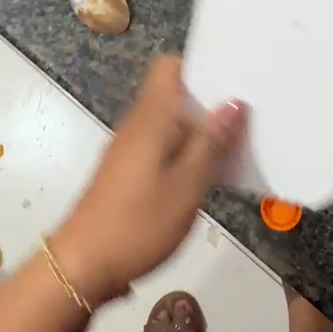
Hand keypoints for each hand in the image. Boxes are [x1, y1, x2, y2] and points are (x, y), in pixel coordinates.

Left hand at [51, 57, 245, 303]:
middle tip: (249, 115)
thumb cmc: (138, 222)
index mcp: (152, 116)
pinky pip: (164, 147)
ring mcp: (131, 148)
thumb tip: (233, 101)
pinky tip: (209, 175)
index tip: (232, 81)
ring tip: (238, 145)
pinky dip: (187, 152)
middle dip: (210, 101)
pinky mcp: (129, 172)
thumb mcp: (187, 184)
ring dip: (202, 131)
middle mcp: (138, 124)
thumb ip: (211, 141)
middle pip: (176, 94)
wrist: (83, 265)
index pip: (169, 66)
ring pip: (172, 123)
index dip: (200, 67)